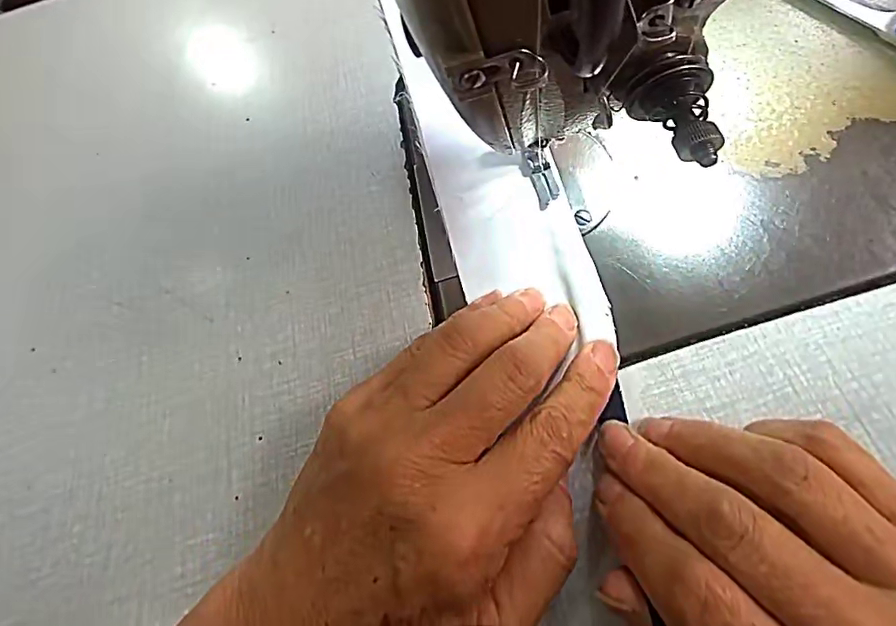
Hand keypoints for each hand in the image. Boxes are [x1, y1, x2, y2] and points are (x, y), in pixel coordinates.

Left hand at [182, 288, 618, 625]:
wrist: (294, 617)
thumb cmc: (390, 621)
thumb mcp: (491, 620)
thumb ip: (547, 548)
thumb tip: (566, 468)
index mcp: (465, 526)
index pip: (548, 433)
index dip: (584, 386)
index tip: (601, 358)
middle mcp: (422, 465)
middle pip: (508, 374)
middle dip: (549, 339)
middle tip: (568, 322)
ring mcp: (382, 427)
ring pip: (461, 344)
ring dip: (506, 315)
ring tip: (532, 301)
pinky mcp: (356, 406)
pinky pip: (419, 348)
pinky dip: (459, 323)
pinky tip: (482, 314)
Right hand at [592, 418, 895, 625]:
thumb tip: (628, 575)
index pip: (708, 597)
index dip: (645, 537)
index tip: (613, 499)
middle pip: (739, 526)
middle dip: (662, 478)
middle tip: (622, 449)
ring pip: (789, 476)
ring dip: (710, 442)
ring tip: (665, 430)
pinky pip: (843, 454)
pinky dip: (779, 433)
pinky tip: (742, 432)